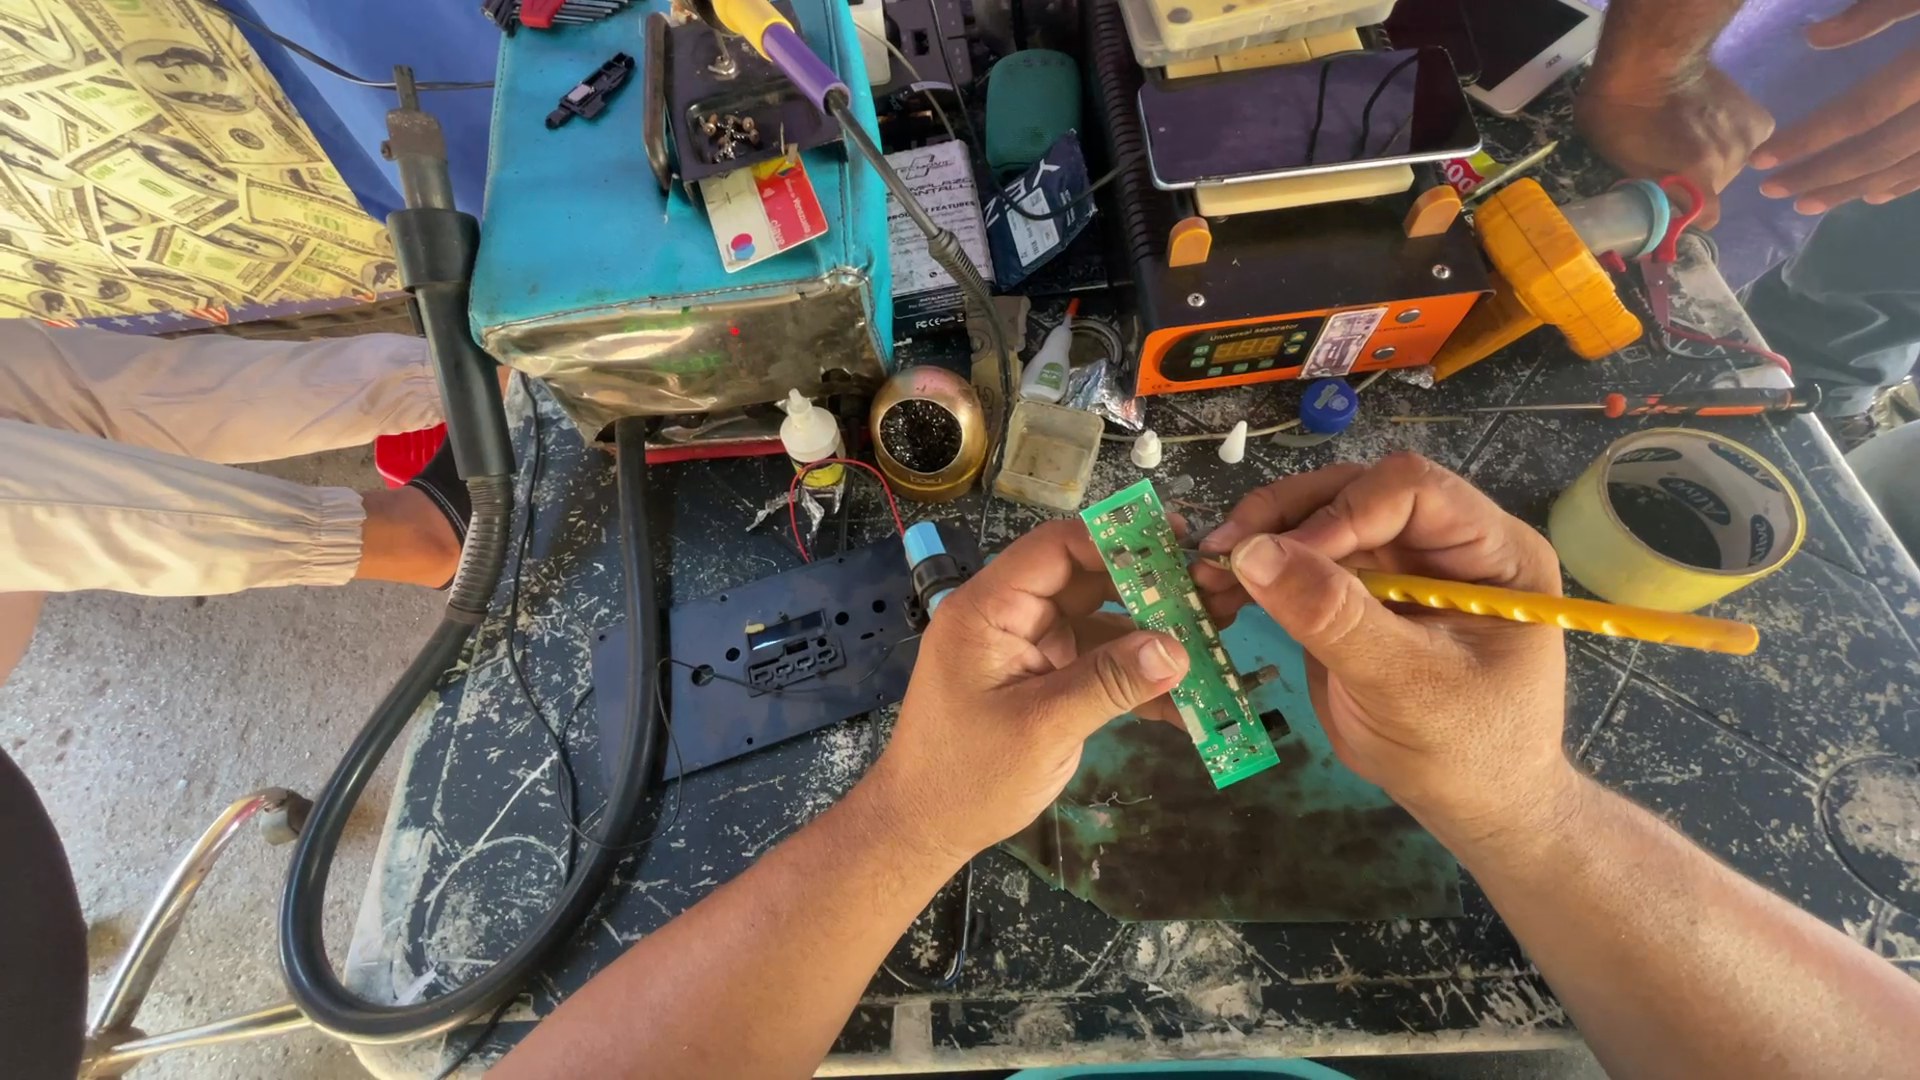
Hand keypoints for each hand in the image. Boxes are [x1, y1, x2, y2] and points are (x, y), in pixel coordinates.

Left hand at [864, 520, 1188, 864]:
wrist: (927, 825)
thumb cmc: (966, 775)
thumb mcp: (1040, 728)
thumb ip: (1107, 684)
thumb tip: (1177, 649)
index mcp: (989, 609)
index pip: (1053, 550)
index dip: (1114, 539)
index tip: (1175, 541)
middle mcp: (1012, 617)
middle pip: (1085, 580)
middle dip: (1148, 585)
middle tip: (1210, 588)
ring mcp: (1031, 648)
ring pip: (1100, 622)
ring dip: (1153, 634)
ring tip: (1215, 635)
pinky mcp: (1047, 679)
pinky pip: (1099, 664)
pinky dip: (1137, 678)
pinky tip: (1187, 696)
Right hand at [1191, 454, 1573, 845]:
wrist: (1460, 798)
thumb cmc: (1462, 748)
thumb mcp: (1403, 684)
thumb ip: (1334, 617)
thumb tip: (1252, 553)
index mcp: (1486, 550)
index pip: (1409, 491)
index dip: (1341, 513)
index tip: (1282, 557)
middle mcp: (1435, 542)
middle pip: (1349, 492)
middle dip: (1280, 518)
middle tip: (1221, 551)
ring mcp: (1387, 563)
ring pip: (1309, 520)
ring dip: (1253, 542)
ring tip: (1206, 574)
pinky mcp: (1346, 590)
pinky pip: (1290, 561)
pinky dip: (1250, 573)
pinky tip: (1216, 592)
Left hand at [1574, 65, 1774, 227]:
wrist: (1652, 64)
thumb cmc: (1623, 119)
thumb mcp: (1625, 167)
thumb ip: (1653, 194)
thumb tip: (1665, 221)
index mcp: (1703, 173)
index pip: (1704, 218)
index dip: (1681, 223)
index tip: (1664, 223)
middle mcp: (1737, 156)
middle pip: (1713, 192)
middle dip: (1688, 192)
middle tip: (1662, 177)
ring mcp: (1753, 132)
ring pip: (1728, 170)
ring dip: (1705, 169)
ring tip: (1679, 152)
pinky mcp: (1760, 115)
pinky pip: (1741, 146)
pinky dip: (1722, 148)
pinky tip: (1701, 136)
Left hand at [1750, 0, 1919, 212]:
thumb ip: (1882, 9)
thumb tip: (1813, 38)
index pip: (1864, 110)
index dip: (1809, 138)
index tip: (1758, 160)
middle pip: (1884, 148)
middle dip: (1823, 173)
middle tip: (1770, 191)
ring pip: (1914, 162)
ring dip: (1858, 187)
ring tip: (1808, 206)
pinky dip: (1911, 180)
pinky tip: (1876, 194)